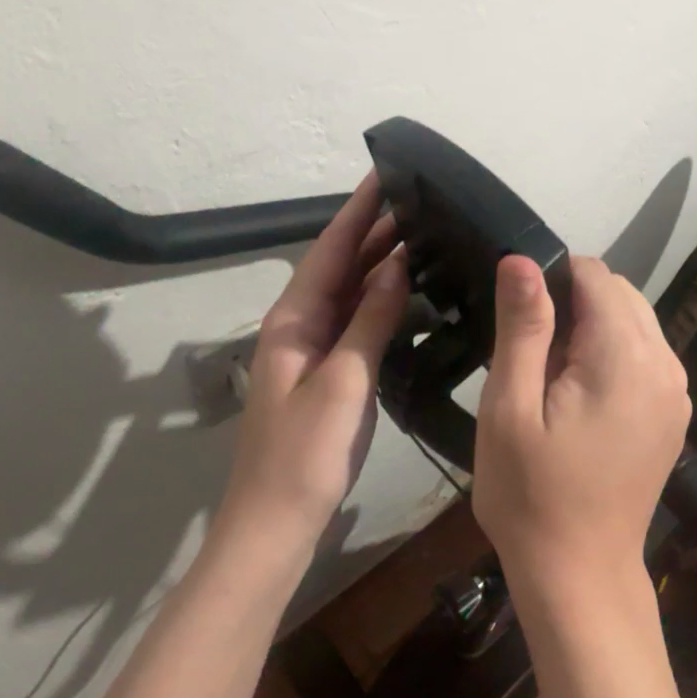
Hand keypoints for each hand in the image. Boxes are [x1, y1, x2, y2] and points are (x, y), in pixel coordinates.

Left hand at [221, 172, 409, 539]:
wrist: (275, 522)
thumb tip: (397, 265)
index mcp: (293, 320)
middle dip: (373, 231)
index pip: (329, 250)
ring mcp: (311, 352)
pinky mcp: (326, 375)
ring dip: (379, 264)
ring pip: (349, 294)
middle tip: (418, 200)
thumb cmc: (305, 452)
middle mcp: (298, 326)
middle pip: (338, 266)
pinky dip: (381, 302)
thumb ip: (371, 320)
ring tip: (421, 234)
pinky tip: (408, 294)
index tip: (385, 174)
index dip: (358, 212)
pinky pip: (356, 323)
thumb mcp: (343, 381)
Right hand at [473, 255, 691, 586]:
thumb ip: (523, 327)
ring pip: (635, 321)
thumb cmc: (531, 495)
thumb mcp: (509, 408)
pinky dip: (612, 356)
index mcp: (625, 356)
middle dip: (573, 305)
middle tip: (531, 359)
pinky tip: (581, 399)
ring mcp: (678, 391)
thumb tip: (522, 258)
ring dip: (592, 329)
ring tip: (552, 381)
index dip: (551, 280)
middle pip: (619, 293)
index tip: (518, 320)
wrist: (580, 576)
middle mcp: (665, 363)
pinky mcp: (675, 414)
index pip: (595, 274)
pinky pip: (644, 355)